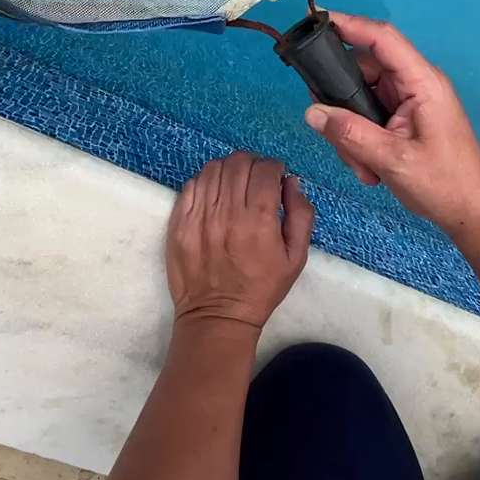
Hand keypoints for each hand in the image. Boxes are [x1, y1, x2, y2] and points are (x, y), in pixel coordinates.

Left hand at [167, 152, 315, 330]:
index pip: (265, 170)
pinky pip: (192, 184)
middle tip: (256, 177)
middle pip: (239, 163)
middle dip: (253, 163)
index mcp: (259, 220)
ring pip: (213, 168)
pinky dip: (206, 181)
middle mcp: (227, 213)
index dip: (274, 168)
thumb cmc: (261, 287)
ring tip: (234, 182)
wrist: (217, 317)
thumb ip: (301, 215)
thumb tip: (291, 182)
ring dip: (229, 168)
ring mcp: (199, 216)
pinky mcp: (179, 223)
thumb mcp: (296, 257)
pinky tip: (214, 193)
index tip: (275, 178)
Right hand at [303, 13, 479, 234]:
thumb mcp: (393, 160)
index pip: (382, 38)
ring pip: (361, 97)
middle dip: (341, 102)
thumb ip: (351, 134)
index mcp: (422, 82)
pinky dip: (360, 139)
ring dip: (351, 129)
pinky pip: (369, 115)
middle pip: (363, 70)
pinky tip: (367, 168)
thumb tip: (312, 112)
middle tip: (332, 133)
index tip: (315, 20)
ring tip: (361, 165)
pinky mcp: (403, 118)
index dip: (350, 24)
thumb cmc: (445, 184)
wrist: (474, 212)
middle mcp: (414, 84)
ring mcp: (408, 101)